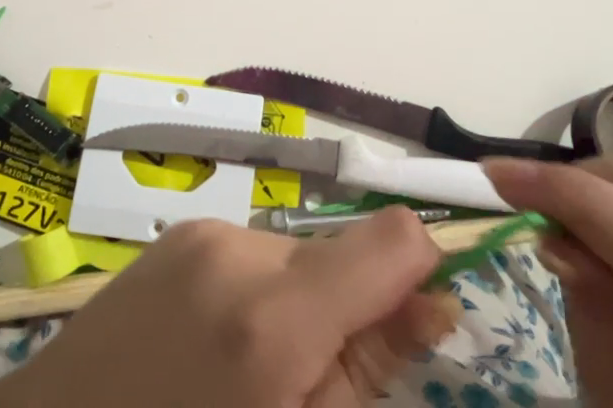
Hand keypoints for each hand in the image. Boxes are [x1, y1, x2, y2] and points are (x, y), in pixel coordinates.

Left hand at [0, 207, 456, 406]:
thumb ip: (369, 369)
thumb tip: (435, 303)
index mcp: (275, 318)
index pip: (396, 237)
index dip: (421, 274)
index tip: (409, 325)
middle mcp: (240, 252)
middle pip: (346, 251)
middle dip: (350, 306)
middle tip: (306, 378)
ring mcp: (202, 235)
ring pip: (298, 254)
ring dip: (299, 302)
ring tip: (245, 365)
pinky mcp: (177, 234)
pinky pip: (251, 252)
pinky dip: (257, 291)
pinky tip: (212, 342)